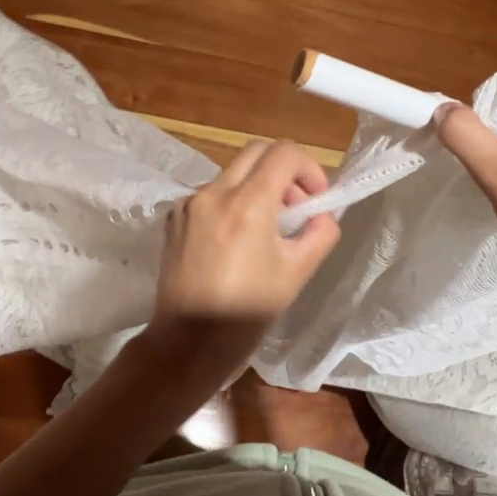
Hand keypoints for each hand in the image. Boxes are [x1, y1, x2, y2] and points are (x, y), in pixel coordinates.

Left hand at [145, 139, 340, 374]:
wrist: (189, 342)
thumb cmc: (247, 313)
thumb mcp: (297, 274)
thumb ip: (319, 234)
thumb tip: (322, 215)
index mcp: (247, 203)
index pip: (284, 153)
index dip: (310, 169)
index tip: (316, 200)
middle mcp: (214, 193)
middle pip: (256, 153)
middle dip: (283, 172)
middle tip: (295, 208)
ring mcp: (189, 204)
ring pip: (231, 174)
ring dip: (256, 187)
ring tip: (267, 229)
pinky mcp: (174, 220)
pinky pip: (210, 196)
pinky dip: (231, 204)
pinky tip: (237, 242)